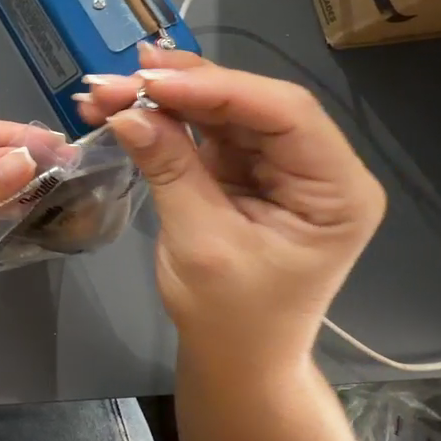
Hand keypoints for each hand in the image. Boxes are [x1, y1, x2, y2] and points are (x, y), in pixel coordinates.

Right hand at [77, 45, 385, 370]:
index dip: (217, 87)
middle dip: (180, 86)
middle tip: (115, 81)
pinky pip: (203, 128)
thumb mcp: (200, 243)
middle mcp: (315, 165)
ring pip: (221, 108)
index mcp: (335, 189)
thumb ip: (169, 169)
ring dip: (162, 96)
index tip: (150, 81)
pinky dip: (162, 116)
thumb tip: (125, 112)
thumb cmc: (232, 316)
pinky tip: (123, 105)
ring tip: (105, 91)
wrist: (236, 359)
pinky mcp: (245, 168)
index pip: (284, 113)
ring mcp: (278, 164)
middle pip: (250, 102)